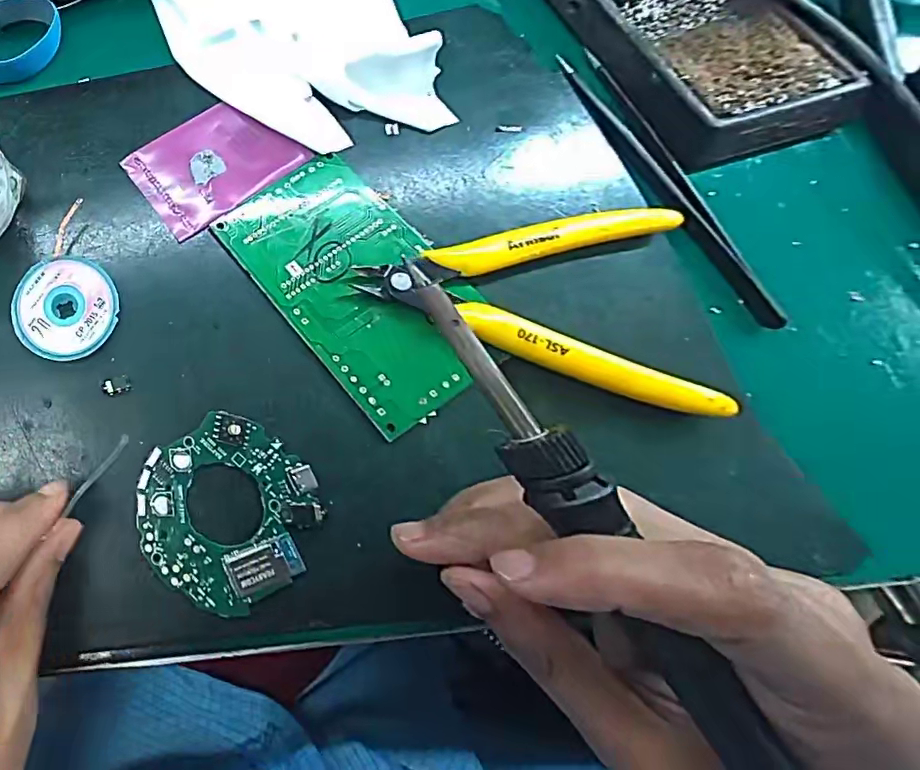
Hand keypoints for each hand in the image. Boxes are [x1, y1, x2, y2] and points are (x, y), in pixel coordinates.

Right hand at [392, 477, 919, 768]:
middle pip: (624, 517)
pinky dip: (510, 521)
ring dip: (493, 515)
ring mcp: (722, 552)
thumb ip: (562, 669)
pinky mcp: (671, 544)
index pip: (712, 583)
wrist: (823, 760)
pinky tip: (466, 538)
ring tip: (428, 541)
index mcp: (819, 662)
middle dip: (506, 523)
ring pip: (588, 498)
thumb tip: (465, 581)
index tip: (497, 575)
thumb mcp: (657, 755)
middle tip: (420, 543)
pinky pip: (577, 511)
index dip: (596, 567)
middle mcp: (775, 581)